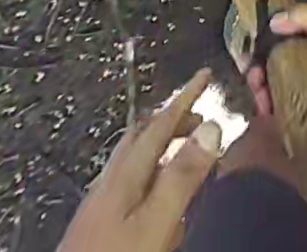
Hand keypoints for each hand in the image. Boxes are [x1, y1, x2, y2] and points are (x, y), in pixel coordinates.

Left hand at [56, 69, 221, 251]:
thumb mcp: (155, 224)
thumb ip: (182, 176)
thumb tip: (212, 126)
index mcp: (123, 176)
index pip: (160, 125)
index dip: (185, 98)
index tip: (206, 73)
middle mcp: (108, 185)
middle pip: (141, 138)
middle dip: (173, 122)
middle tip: (202, 121)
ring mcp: (98, 210)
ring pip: (133, 163)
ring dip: (162, 149)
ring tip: (187, 157)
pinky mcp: (94, 233)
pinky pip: (129, 188)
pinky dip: (152, 178)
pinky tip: (159, 204)